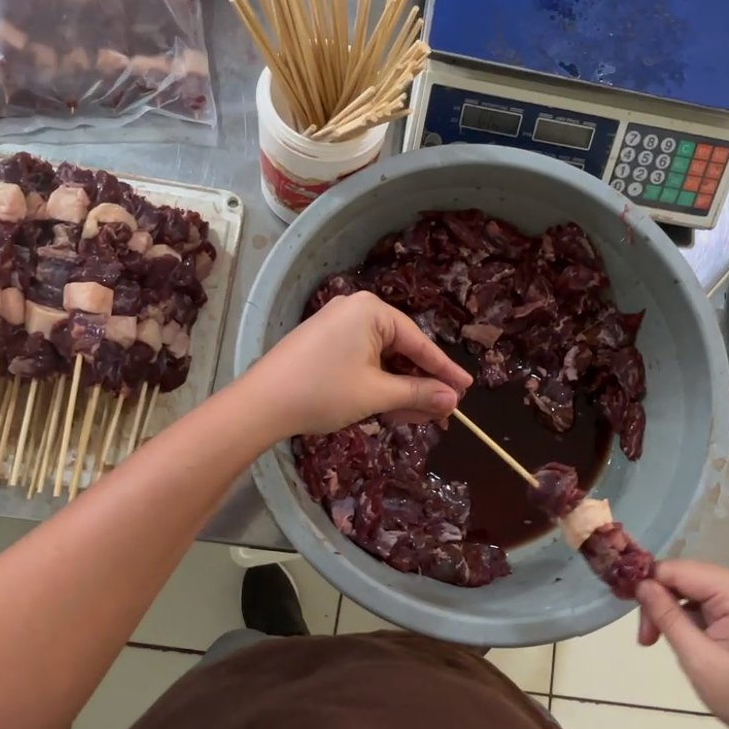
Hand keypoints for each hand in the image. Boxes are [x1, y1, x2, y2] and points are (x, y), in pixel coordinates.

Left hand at [239, 292, 473, 436]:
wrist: (260, 403)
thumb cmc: (323, 391)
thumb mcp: (377, 394)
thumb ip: (418, 394)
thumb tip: (453, 401)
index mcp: (371, 311)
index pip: (419, 342)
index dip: (445, 370)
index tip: (467, 389)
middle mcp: (355, 310)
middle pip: (401, 350)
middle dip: (421, 385)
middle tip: (443, 413)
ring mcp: (337, 327)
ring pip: (382, 360)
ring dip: (400, 390)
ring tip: (420, 419)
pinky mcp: (324, 344)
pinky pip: (362, 362)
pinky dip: (378, 385)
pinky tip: (393, 409)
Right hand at [635, 561, 728, 728]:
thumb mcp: (700, 660)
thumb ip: (668, 618)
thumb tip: (641, 584)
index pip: (679, 569)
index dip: (649, 584)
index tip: (629, 612)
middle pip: (689, 579)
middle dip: (662, 603)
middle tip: (646, 640)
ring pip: (699, 594)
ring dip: (676, 615)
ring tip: (664, 646)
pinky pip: (714, 607)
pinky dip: (695, 622)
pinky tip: (690, 646)